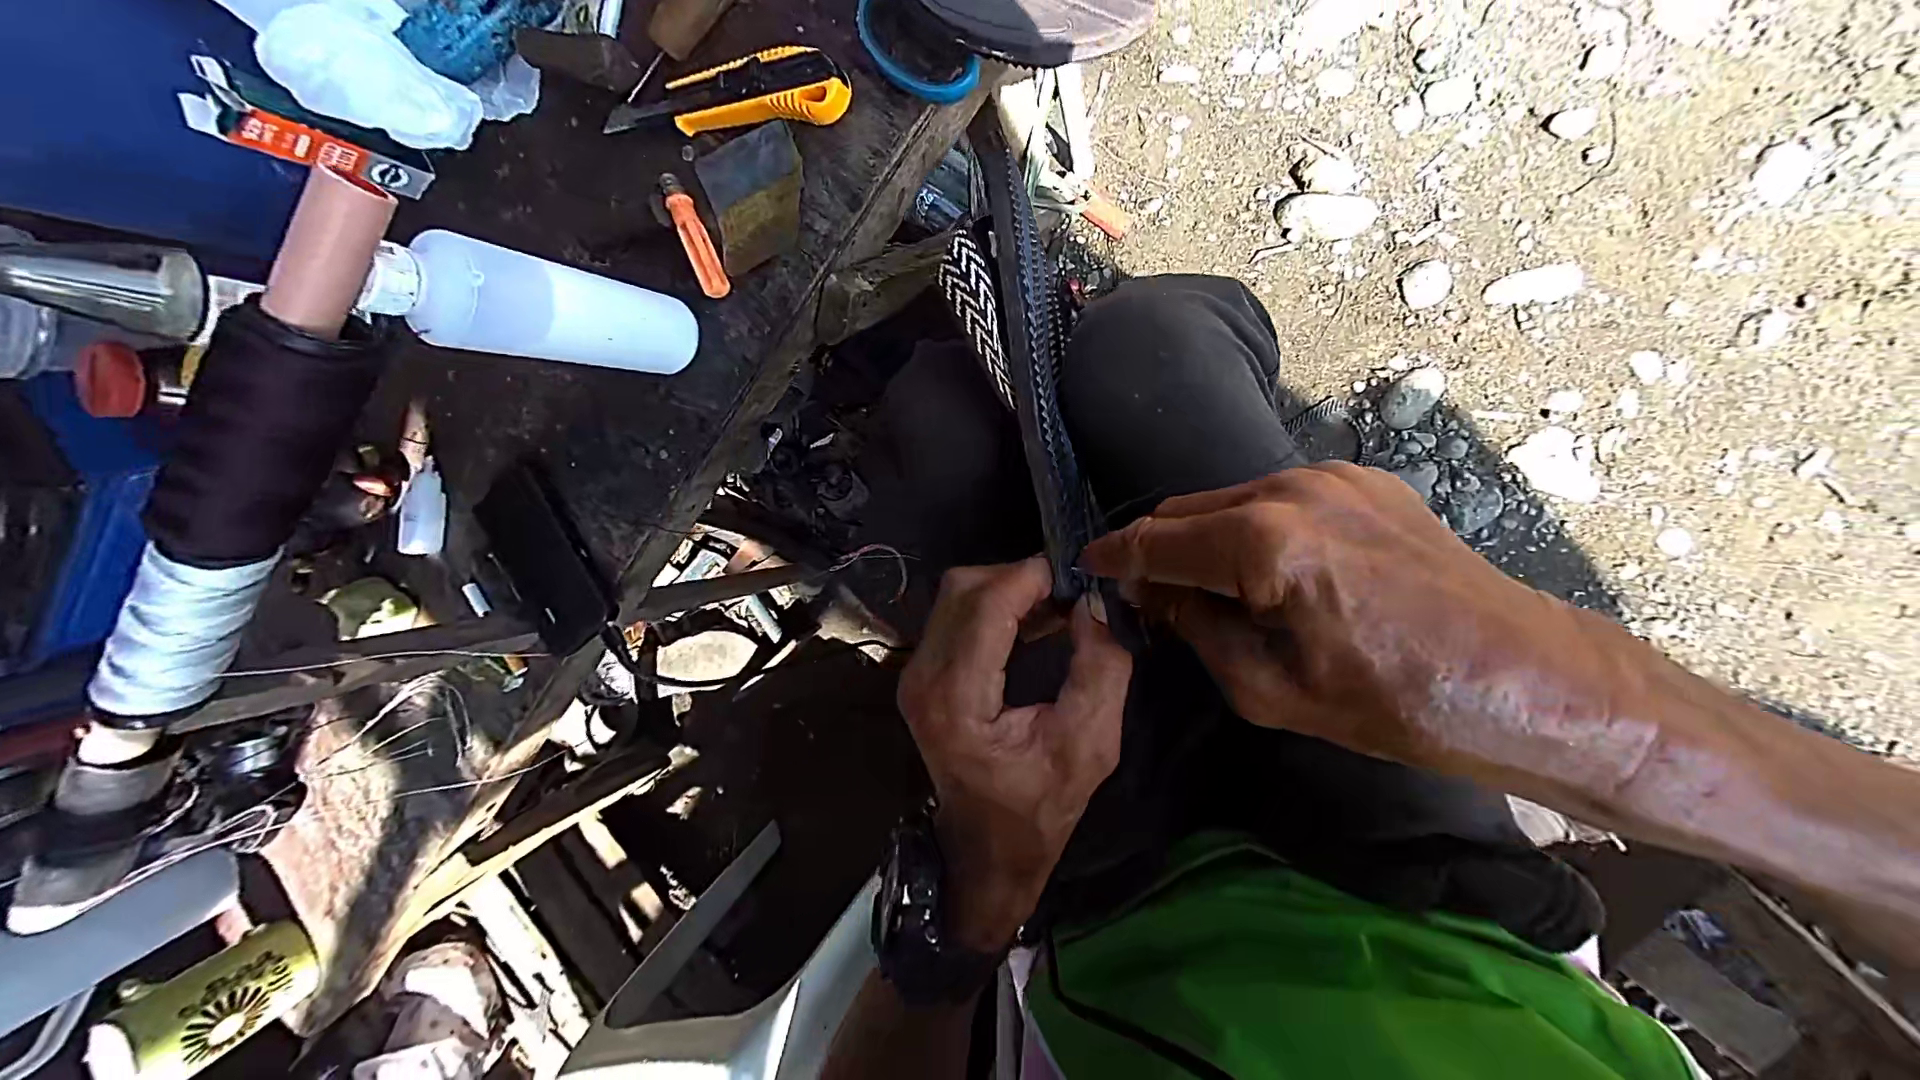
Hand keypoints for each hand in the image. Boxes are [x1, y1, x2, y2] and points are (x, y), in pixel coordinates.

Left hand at [898, 557, 1130, 950]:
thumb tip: (1098, 602)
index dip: (1032, 576)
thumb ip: (1100, 668)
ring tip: (1059, 605)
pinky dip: (995, 606)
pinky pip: (955, 615)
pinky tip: (1035, 620)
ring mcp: (915, 675)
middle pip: (964, 589)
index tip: (1079, 574)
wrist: (987, 850)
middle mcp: (923, 678)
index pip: (986, 605)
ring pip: (956, 595)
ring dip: (1008, 589)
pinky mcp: (922, 674)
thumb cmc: (1039, 810)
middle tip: (1072, 592)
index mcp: (955, 699)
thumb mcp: (1089, 746)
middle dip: (1021, 578)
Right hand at [1080, 463, 1628, 789]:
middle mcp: (1290, 489)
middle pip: (1183, 509)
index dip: (1113, 557)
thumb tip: (1154, 594)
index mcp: (1264, 543)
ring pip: (1226, 499)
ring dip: (1199, 537)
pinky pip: (1274, 497)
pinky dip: (1246, 526)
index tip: (1087, 567)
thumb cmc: (1397, 703)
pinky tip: (1261, 567)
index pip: (1155, 541)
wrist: (1534, 681)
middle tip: (1145, 594)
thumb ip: (1195, 628)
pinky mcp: (1362, 480)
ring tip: (1205, 586)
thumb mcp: (1267, 688)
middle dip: (1153, 548)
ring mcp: (1331, 477)